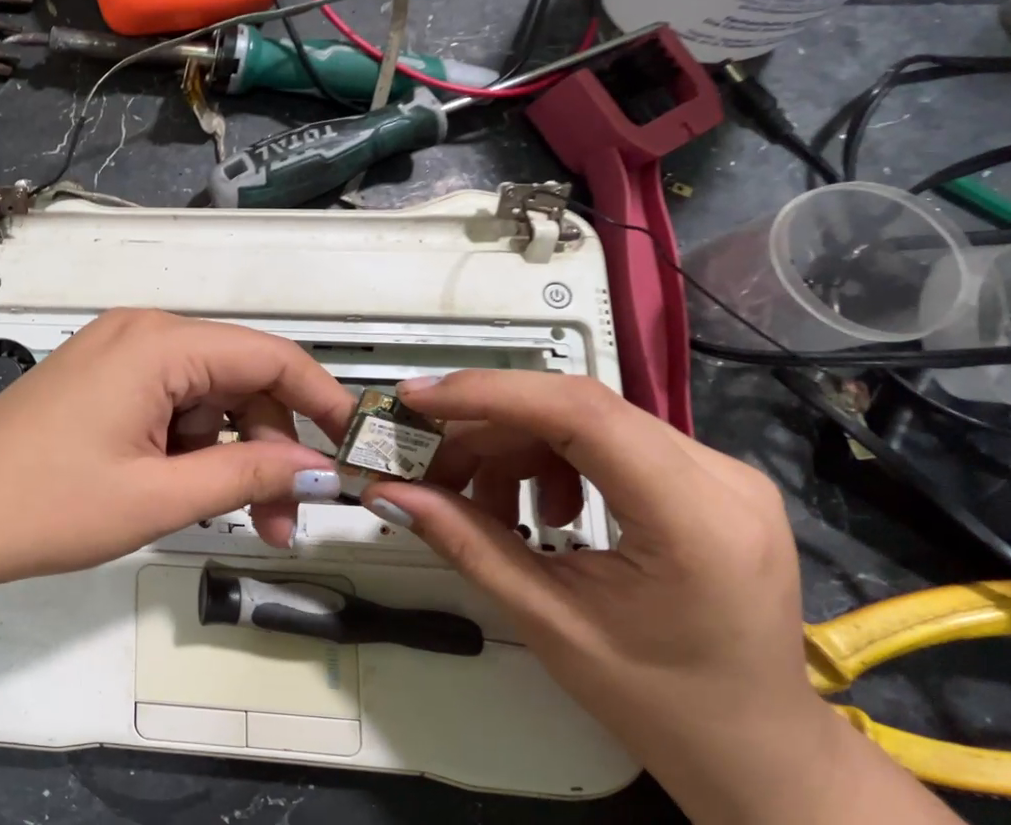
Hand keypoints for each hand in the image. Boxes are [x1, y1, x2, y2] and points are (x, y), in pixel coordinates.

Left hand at [0, 309, 357, 594]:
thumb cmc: (51, 504)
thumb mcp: (161, 497)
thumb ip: (248, 476)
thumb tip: (317, 467)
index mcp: (157, 344)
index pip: (268, 356)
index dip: (322, 400)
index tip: (355, 449)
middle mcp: (138, 334)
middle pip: (237, 380)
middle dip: (269, 447)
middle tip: (283, 520)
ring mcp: (111, 356)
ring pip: (203, 398)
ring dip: (228, 455)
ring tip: (233, 520)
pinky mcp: (95, 382)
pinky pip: (165, 404)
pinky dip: (188, 447)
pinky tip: (182, 493)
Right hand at [367, 371, 951, 822]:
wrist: (753, 745)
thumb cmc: (657, 699)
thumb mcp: (548, 620)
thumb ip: (466, 543)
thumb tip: (386, 491)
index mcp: (694, 519)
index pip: (581, 413)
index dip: (489, 394)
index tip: (415, 400)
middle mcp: (720, 476)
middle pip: (576, 411)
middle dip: (487, 429)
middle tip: (426, 466)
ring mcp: (720, 472)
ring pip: (586, 421)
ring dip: (515, 449)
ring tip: (482, 504)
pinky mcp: (706, 480)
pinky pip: (608, 442)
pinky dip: (551, 461)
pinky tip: (540, 512)